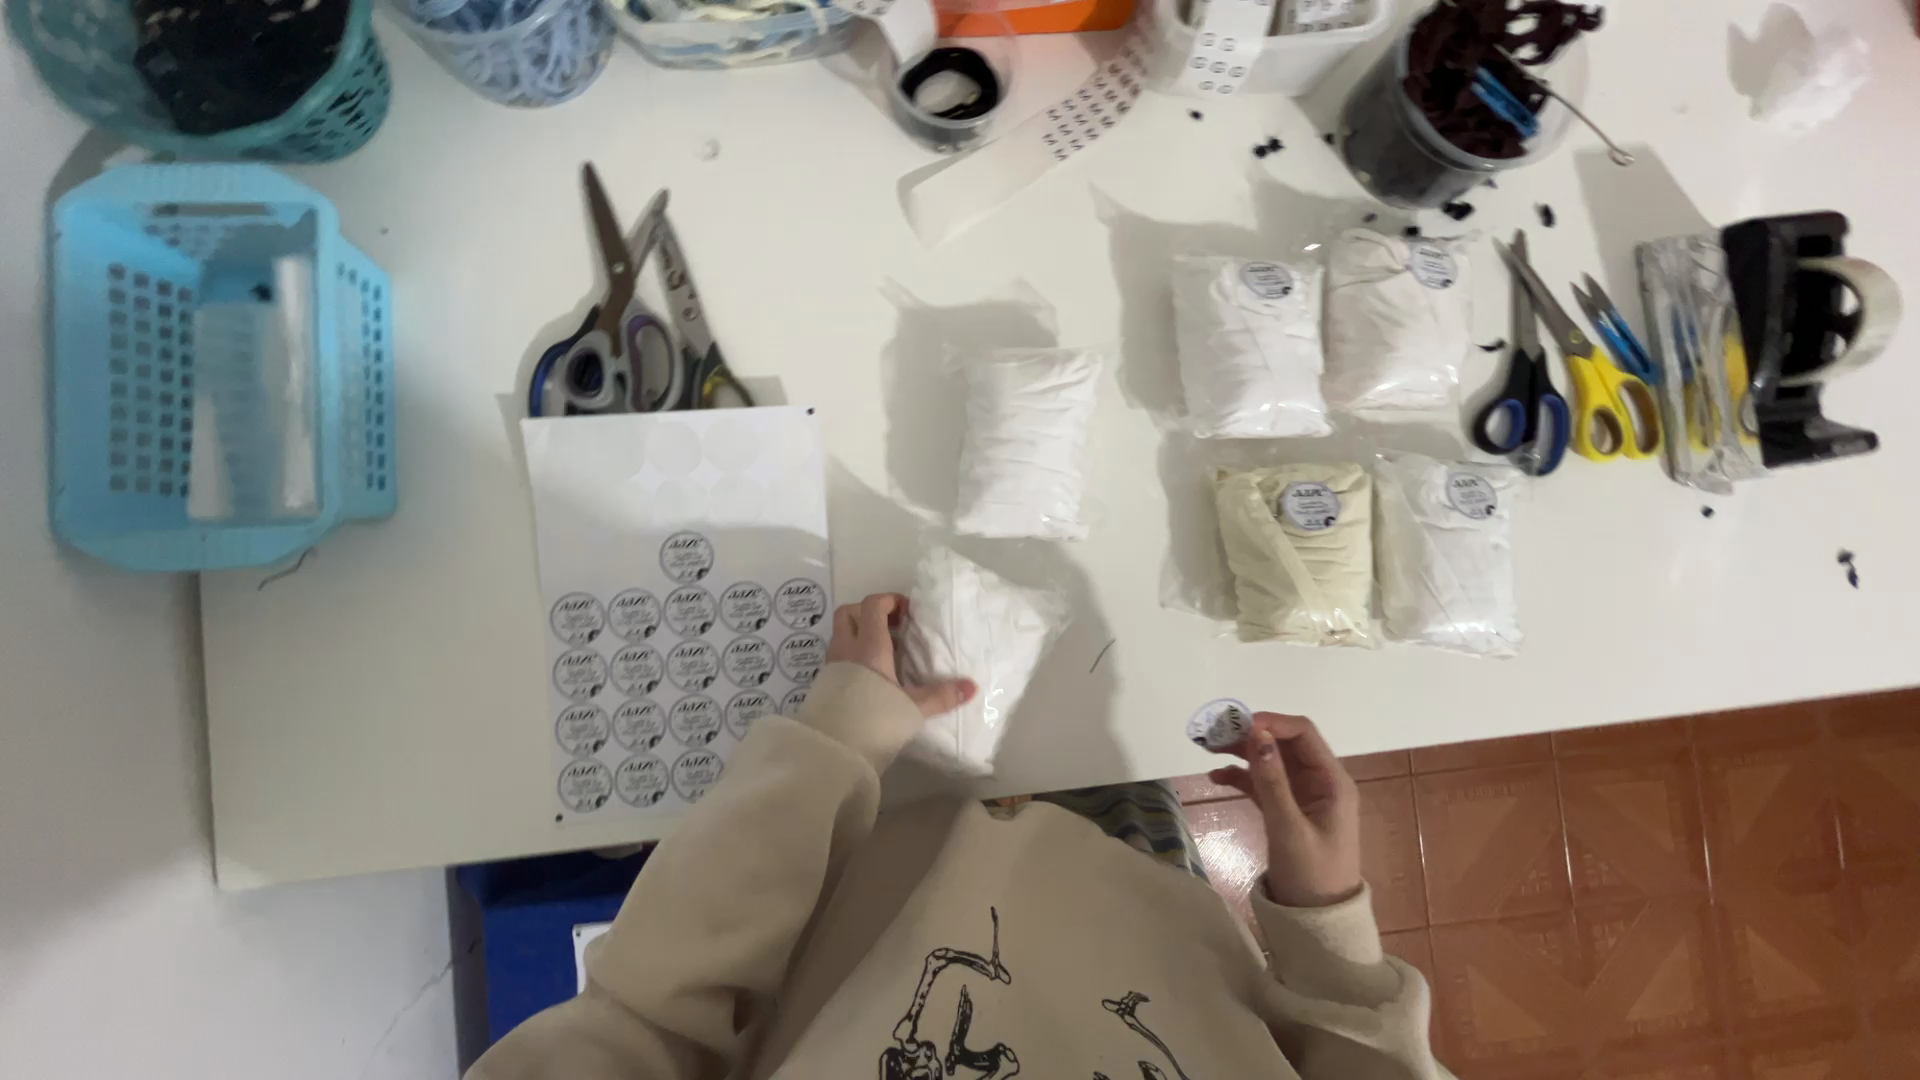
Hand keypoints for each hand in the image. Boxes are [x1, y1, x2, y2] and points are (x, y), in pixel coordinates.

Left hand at [828, 593, 976, 718]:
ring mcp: (832, 665)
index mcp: (869, 646)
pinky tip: (870, 675)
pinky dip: (853, 655)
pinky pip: (838, 656)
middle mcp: (846, 649)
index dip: (889, 601)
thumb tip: (971, 687)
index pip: (873, 606)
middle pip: (849, 613)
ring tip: (884, 652)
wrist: (834, 748)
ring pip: (841, 634)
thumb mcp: (913, 707)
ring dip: (859, 634)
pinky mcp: (825, 683)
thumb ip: (941, 696)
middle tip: (892, 627)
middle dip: (868, 612)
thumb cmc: (874, 719)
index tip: (908, 612)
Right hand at [1207, 712, 1362, 908]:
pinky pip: (1261, 780)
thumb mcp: (1289, 827)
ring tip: (1207, 748)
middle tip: (1213, 733)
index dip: (1270, 722)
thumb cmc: (1312, 875)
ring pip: (1268, 758)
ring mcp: (1301, 794)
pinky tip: (1216, 777)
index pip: (1301, 733)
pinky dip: (1239, 775)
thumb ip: (1272, 780)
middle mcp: (1318, 780)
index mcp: (1331, 780)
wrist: (1318, 923)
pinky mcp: (1285, 808)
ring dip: (1240, 751)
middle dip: (1249, 733)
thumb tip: (1256, 733)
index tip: (1235, 726)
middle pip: (1282, 742)